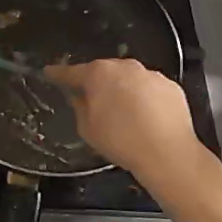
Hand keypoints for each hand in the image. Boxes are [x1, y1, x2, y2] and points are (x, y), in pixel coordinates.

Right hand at [44, 59, 204, 180]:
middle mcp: (125, 67)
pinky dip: (143, 98)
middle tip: (92, 102)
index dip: (58, 74)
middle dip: (96, 83)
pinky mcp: (171, 86)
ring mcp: (151, 75)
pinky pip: (149, 89)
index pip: (72, 72)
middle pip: (103, 72)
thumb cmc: (121, 141)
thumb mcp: (87, 129)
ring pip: (128, 79)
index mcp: (98, 74)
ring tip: (122, 114)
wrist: (167, 153)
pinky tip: (144, 118)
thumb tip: (80, 98)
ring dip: (122, 90)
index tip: (50, 73)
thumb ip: (80, 107)